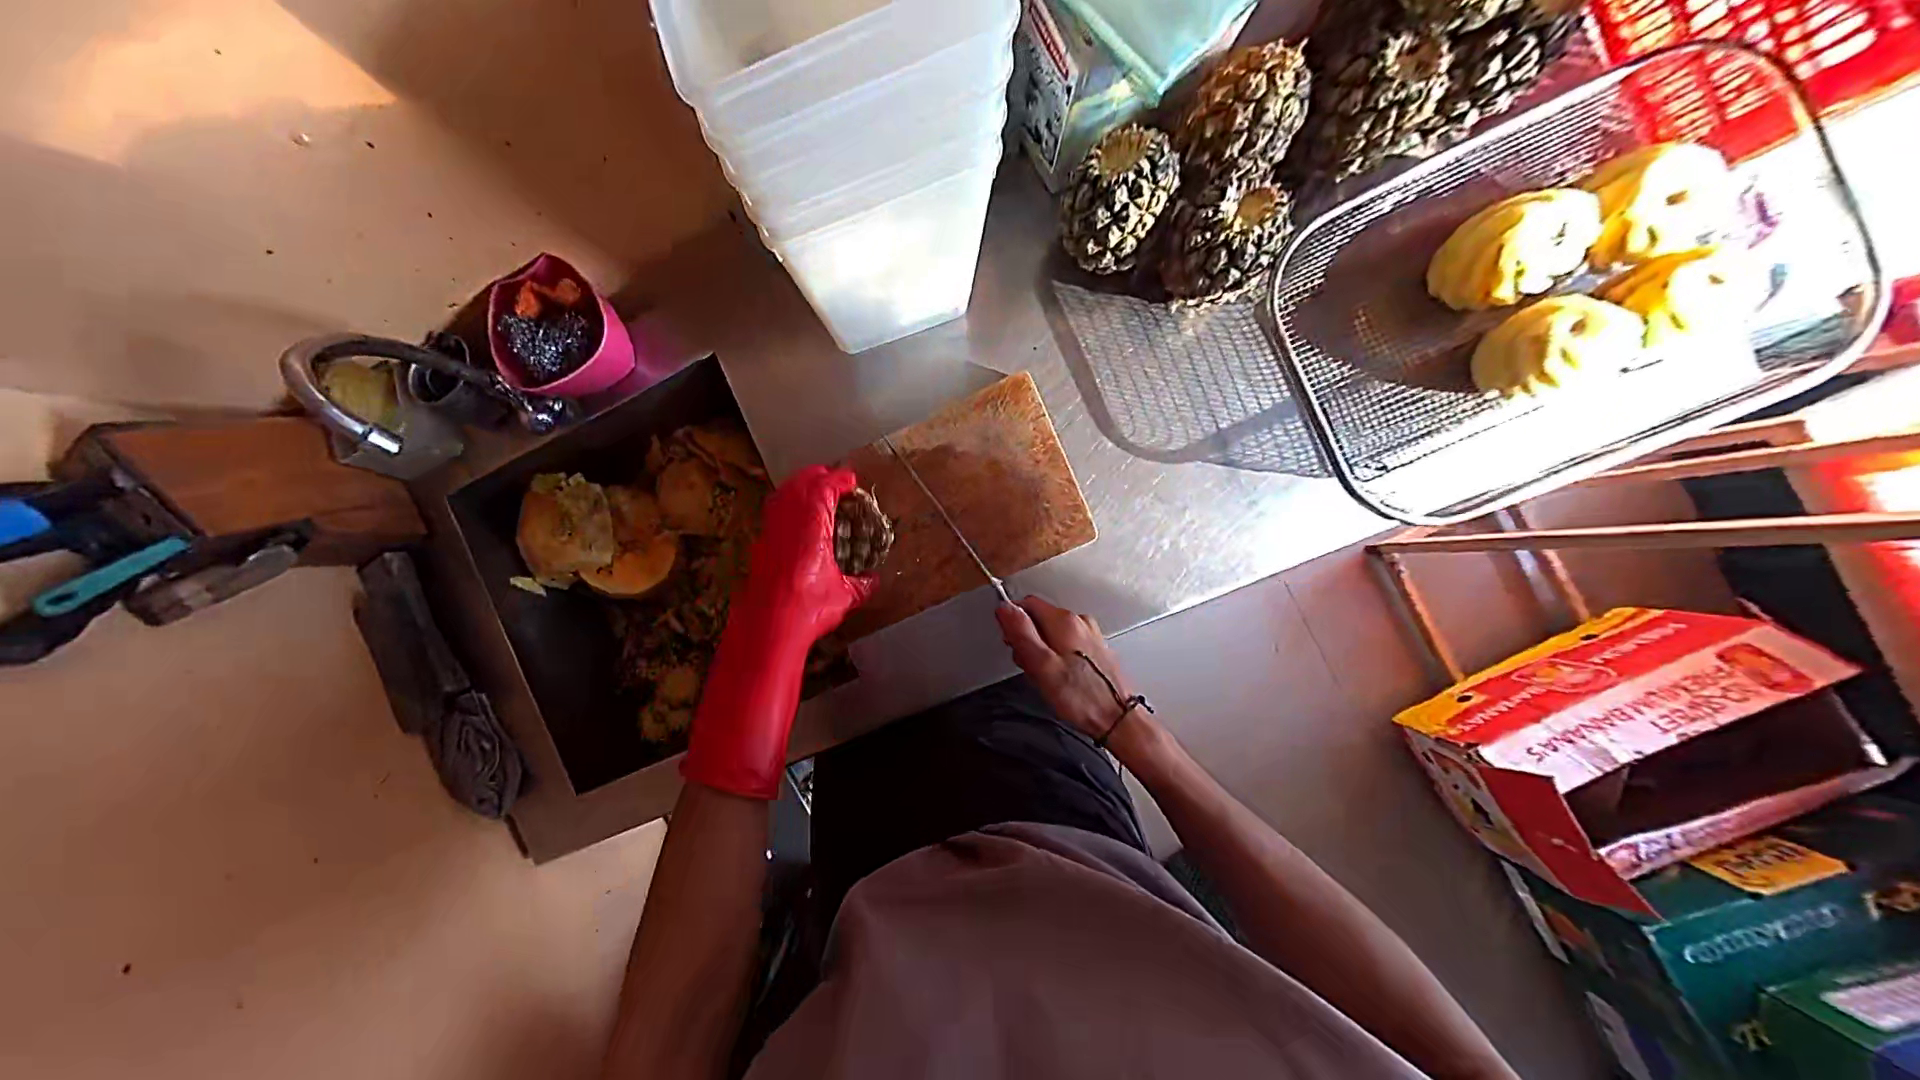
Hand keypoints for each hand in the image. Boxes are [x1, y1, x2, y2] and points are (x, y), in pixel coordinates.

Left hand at [734, 464, 875, 641]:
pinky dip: (785, 505)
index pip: (824, 489)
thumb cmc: (803, 610)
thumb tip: (870, 581)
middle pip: (800, 484)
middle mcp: (788, 525)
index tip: (850, 478)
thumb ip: (860, 585)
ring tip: (813, 489)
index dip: (839, 479)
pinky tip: (793, 516)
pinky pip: (773, 513)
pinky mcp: (761, 547)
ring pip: (782, 495)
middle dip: (818, 476)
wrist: (768, 629)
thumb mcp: (844, 596)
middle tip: (833, 477)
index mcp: (812, 528)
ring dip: (799, 487)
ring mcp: (771, 534)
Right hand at [996, 596, 1156, 755]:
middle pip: (1038, 618)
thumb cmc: (1082, 698)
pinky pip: (1065, 645)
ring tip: (1047, 677)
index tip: (1013, 644)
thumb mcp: (1041, 665)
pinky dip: (1057, 659)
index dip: (1013, 623)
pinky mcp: (1094, 649)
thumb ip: (1021, 633)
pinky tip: (1061, 679)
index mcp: (1064, 621)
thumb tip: (1005, 609)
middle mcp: (1080, 622)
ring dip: (1042, 652)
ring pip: (1051, 633)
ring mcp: (1089, 635)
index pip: (1026, 603)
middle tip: (1032, 667)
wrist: (1118, 718)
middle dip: (1028, 641)